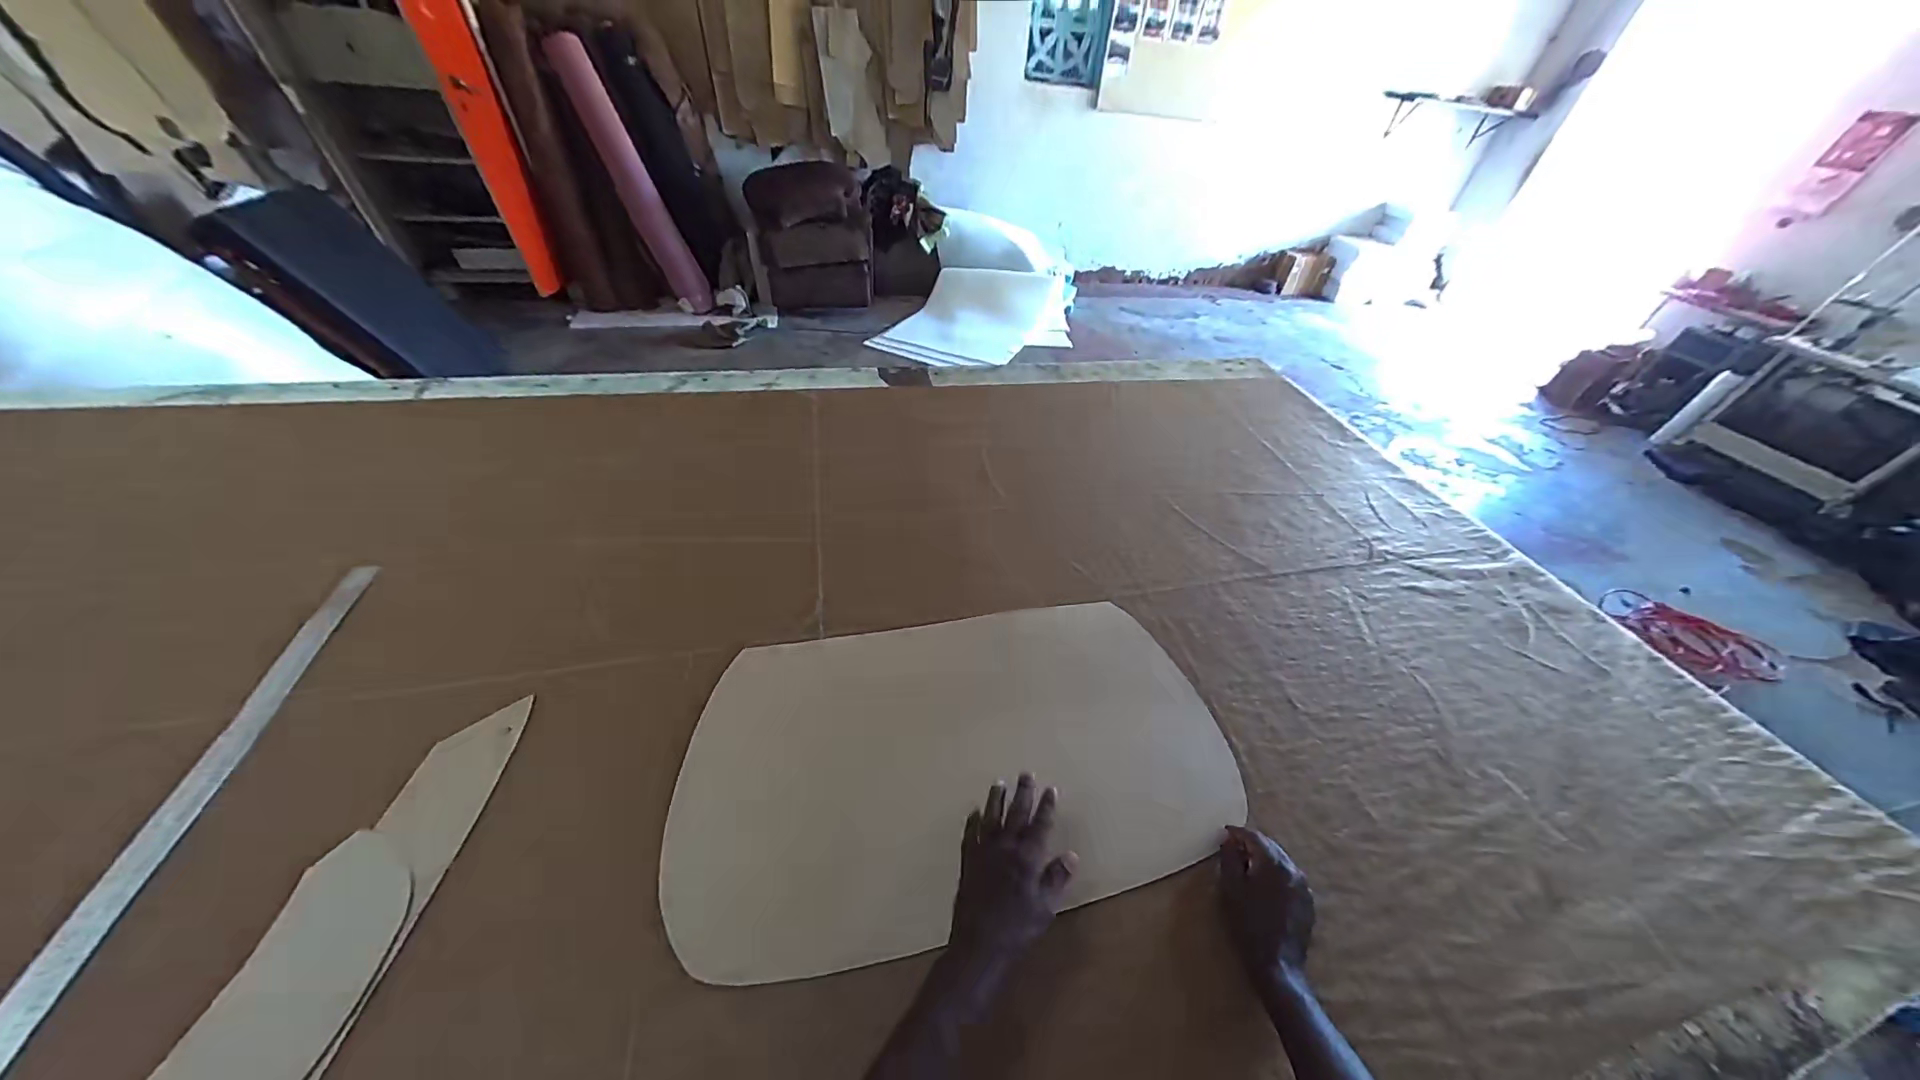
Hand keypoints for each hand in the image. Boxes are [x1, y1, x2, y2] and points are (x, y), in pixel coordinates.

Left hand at [948, 773, 1077, 964]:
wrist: (979, 943)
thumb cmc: (1017, 928)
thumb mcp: (1045, 907)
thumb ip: (1056, 879)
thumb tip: (1071, 855)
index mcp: (1027, 858)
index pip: (1040, 825)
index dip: (1046, 807)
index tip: (1050, 789)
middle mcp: (1005, 849)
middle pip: (1015, 814)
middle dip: (1022, 793)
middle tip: (1026, 774)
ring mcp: (983, 853)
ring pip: (990, 818)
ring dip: (995, 800)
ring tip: (999, 783)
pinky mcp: (968, 862)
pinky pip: (970, 834)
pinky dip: (973, 821)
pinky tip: (974, 812)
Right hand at [1218, 825, 1314, 978]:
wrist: (1277, 964)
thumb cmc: (1248, 924)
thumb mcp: (1231, 888)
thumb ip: (1230, 859)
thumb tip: (1229, 840)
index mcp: (1274, 864)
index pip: (1255, 837)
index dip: (1238, 833)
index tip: (1224, 834)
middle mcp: (1293, 870)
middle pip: (1271, 846)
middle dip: (1252, 844)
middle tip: (1233, 848)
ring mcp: (1304, 887)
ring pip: (1281, 862)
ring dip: (1264, 859)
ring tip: (1247, 866)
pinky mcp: (1308, 902)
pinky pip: (1289, 878)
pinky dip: (1275, 874)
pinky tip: (1263, 886)